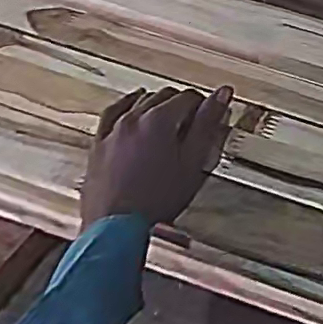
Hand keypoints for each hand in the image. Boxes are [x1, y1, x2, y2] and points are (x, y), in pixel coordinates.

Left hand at [80, 85, 232, 226]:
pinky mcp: (99, 144)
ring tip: (169, 117)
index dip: (204, 105)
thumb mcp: (193, 161)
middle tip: (193, 120)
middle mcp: (135, 118)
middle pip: (165, 95)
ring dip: (158, 103)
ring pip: (140, 101)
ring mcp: (114, 130)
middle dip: (182, 103)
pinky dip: (126, 105)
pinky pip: (112, 113)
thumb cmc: (156, 199)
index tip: (209, 116)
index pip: (189, 97)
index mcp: (160, 119)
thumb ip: (208, 123)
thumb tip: (222, 94)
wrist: (115, 229)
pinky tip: (132, 105)